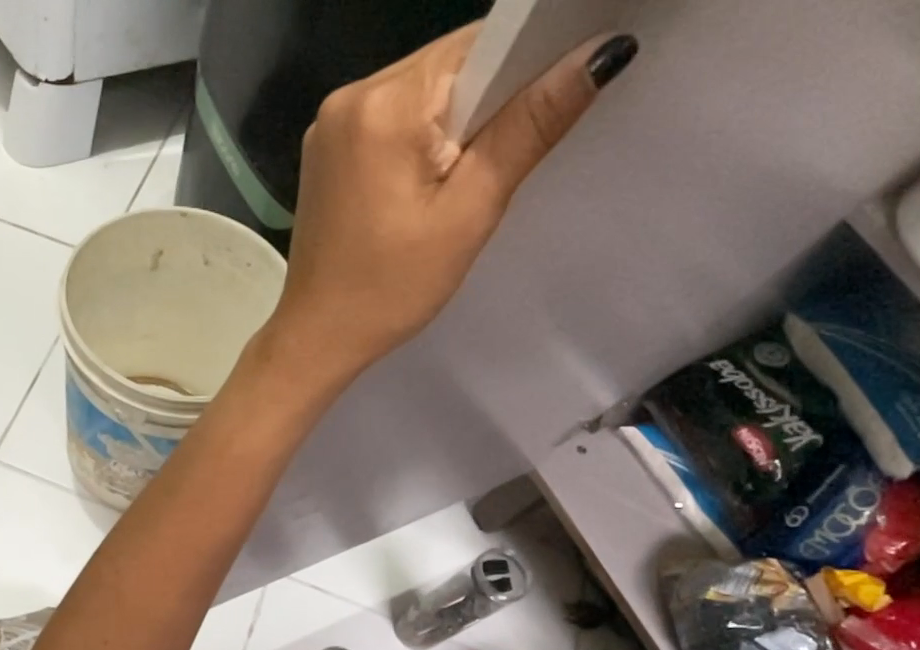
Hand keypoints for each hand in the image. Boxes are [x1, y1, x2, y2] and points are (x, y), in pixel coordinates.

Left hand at [261, 25, 638, 380]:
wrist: (319, 336)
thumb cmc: (392, 287)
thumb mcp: (469, 209)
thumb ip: (529, 126)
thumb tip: (601, 53)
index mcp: (382, 104)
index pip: (478, 43)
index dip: (527, 60)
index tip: (558, 95)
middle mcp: (348, 97)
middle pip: (447, 66)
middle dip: (488, 99)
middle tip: (507, 157)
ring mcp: (330, 125)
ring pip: (421, 93)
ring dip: (455, 123)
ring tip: (464, 180)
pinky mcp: (327, 151)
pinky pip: (391, 121)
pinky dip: (421, 139)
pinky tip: (430, 184)